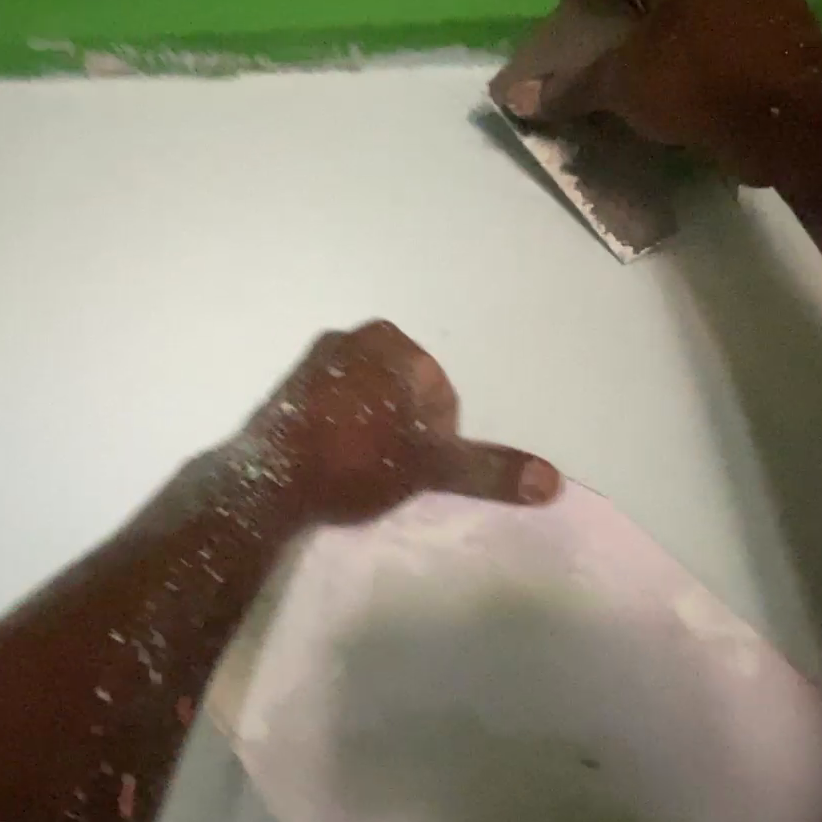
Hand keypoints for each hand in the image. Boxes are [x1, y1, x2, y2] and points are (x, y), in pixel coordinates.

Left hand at [243, 321, 560, 523]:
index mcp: (391, 344)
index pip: (440, 394)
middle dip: (406, 429)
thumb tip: (553, 480)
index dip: (435, 438)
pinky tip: (332, 458)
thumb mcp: (426, 466)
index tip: (409, 466)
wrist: (268, 483)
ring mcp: (316, 359)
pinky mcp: (289, 385)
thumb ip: (485, 469)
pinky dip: (343, 426)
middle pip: (406, 392)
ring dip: (375, 428)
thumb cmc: (353, 464)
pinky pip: (336, 403)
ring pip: (371, 397)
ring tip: (356, 467)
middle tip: (384, 468)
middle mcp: (353, 338)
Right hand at [543, 0, 821, 185]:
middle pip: (656, 20)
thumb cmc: (698, 80)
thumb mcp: (619, 82)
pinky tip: (668, 123)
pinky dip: (689, 95)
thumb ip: (568, 88)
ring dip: (656, 82)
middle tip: (594, 97)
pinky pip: (715, 73)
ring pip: (685, 49)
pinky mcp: (778, 58)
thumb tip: (516, 97)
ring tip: (625, 116)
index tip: (574, 69)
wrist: (788, 123)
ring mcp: (765, 15)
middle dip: (624, 60)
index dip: (592, 30)